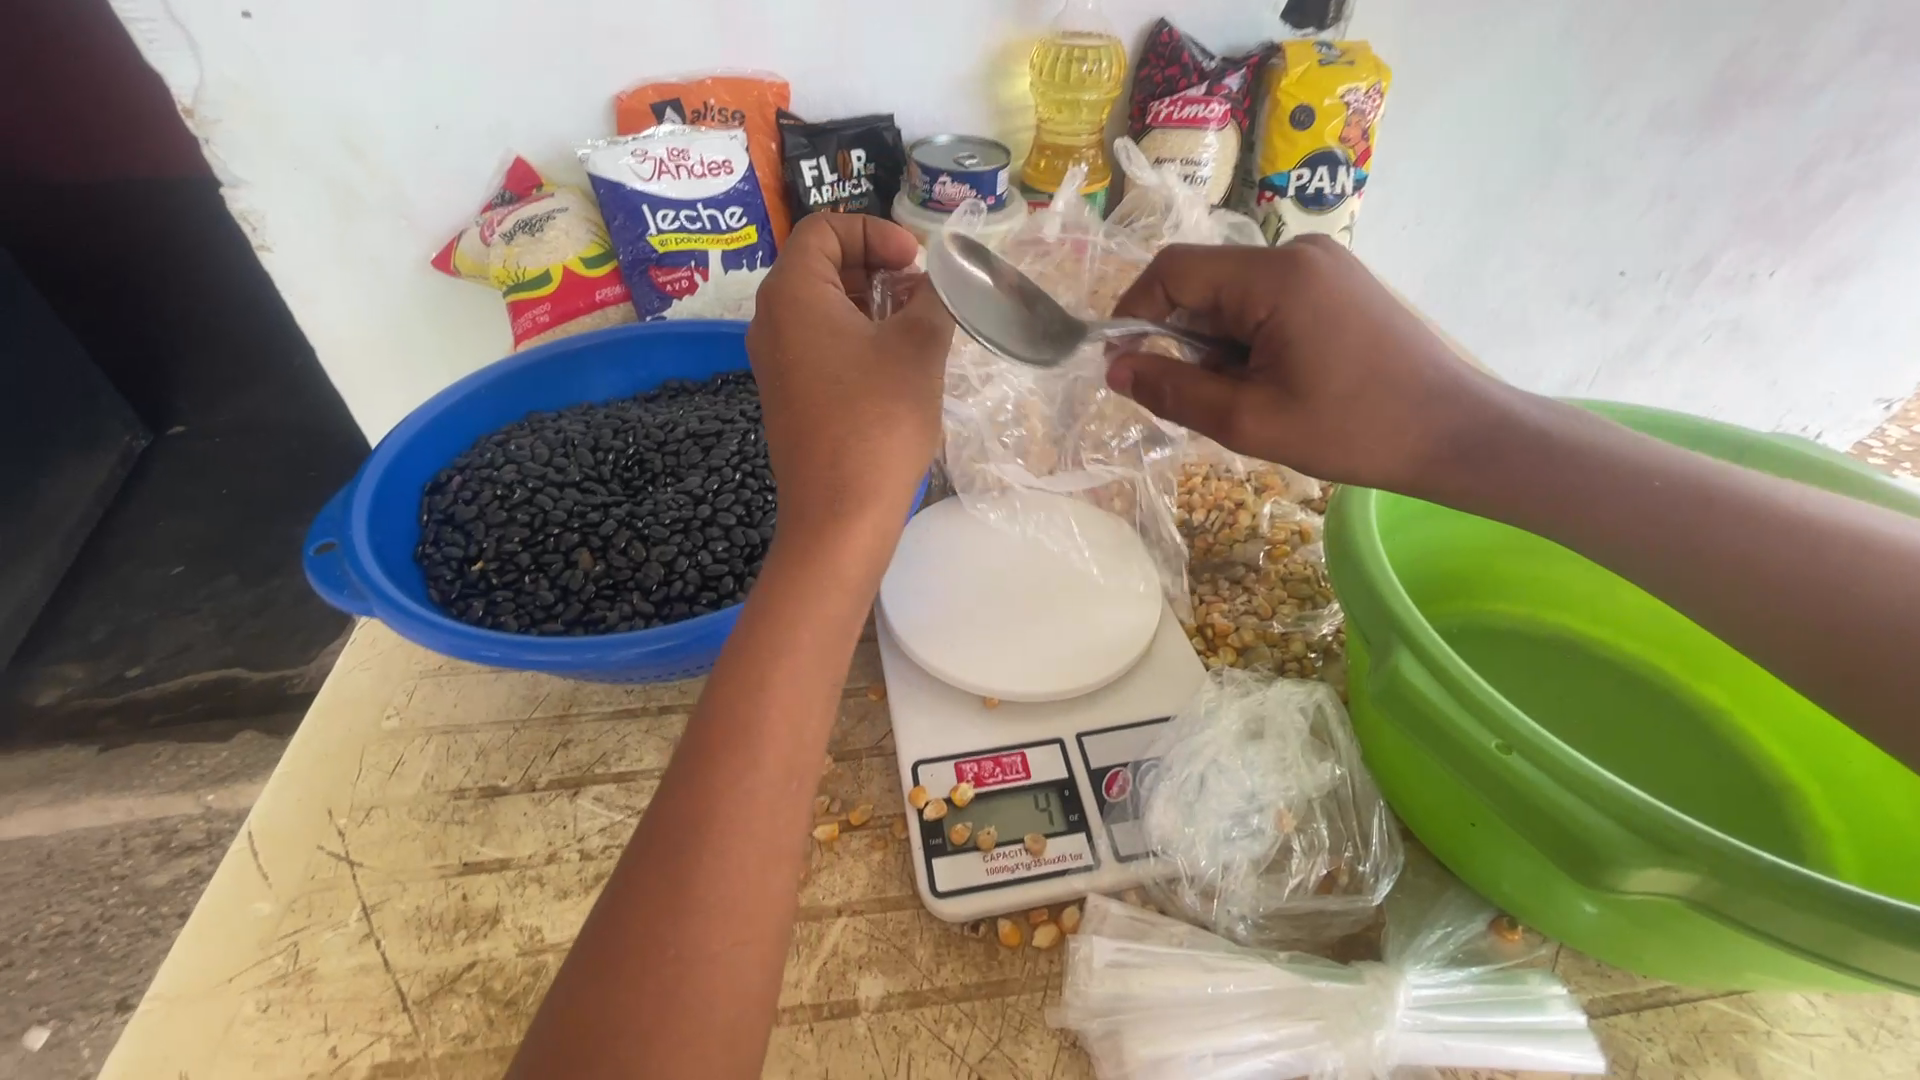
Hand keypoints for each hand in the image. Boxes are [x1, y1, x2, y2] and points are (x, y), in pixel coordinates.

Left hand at [747, 214, 953, 542]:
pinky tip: (894, 366)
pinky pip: (818, 346)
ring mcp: (775, 362)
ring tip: (916, 328)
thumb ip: (933, 298)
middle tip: (921, 292)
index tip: (916, 263)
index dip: (875, 232)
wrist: (840, 514)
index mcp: (792, 293)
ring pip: (821, 308)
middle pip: (820, 266)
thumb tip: (938, 280)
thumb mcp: (918, 348)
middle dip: (876, 267)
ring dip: (869, 305)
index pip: (823, 229)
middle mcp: (771, 320)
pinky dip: (855, 339)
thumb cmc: (878, 421)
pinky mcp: (788, 396)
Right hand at [1105, 236, 1521, 497]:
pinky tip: (1270, 382)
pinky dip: (1246, 341)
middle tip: (1198, 398)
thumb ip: (1173, 391)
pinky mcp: (1336, 283)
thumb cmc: (1352, 429)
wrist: (1455, 432)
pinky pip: (1264, 302)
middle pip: (1203, 283)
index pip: (1173, 270)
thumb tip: (1114, 369)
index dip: (1133, 313)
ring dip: (1216, 346)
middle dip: (1183, 340)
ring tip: (1244, 398)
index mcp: (1275, 276)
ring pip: (1232, 297)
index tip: (1121, 363)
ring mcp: (1322, 264)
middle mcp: (1297, 252)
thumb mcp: (1248, 420)